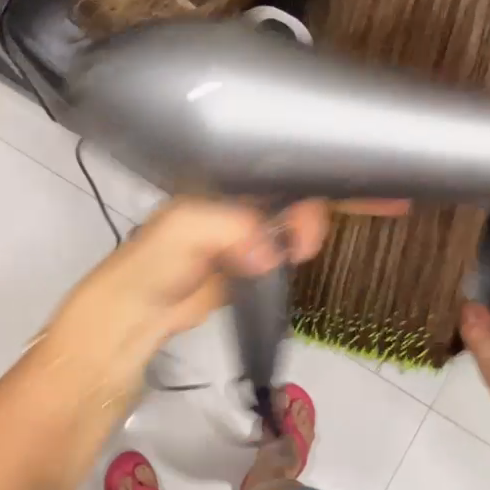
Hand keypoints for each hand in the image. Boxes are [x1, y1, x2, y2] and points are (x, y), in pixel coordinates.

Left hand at [47, 198, 398, 383]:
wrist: (124, 327)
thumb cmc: (146, 273)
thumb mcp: (176, 238)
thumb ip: (222, 229)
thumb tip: (271, 245)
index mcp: (216, 184)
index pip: (277, 162)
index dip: (319, 165)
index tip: (365, 178)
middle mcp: (231, 201)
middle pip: (293, 187)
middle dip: (320, 200)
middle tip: (307, 242)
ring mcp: (239, 233)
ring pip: (291, 218)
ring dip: (309, 228)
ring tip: (302, 251)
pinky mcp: (245, 265)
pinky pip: (283, 247)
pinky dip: (302, 246)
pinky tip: (310, 251)